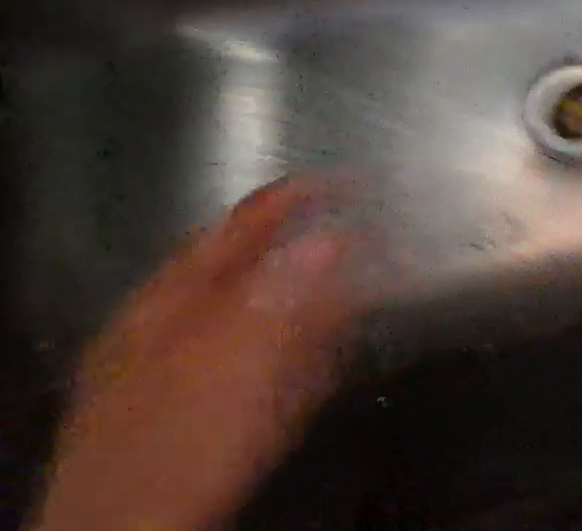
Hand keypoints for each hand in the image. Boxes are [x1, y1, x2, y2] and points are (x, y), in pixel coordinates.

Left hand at [34, 180, 358, 530]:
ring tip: (367, 289)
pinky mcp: (211, 406)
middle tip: (377, 235)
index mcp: (170, 300)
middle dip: (318, 247)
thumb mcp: (239, 354)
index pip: (239, 225)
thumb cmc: (186, 436)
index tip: (356, 179)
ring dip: (320, 297)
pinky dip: (305, 345)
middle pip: (255, 264)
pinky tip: (329, 355)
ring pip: (266, 310)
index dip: (297, 197)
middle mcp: (174, 324)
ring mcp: (189, 367)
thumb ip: (286, 290)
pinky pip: (268, 356)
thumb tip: (337, 232)